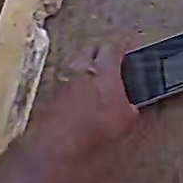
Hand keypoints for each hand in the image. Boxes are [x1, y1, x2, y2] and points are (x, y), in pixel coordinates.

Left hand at [21, 38, 139, 160]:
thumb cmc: (98, 125)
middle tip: (110, 54)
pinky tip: (80, 94)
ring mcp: (64, 79)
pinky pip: (66, 80)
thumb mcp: (126, 119)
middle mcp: (82, 69)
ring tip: (94, 73)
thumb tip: (129, 107)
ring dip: (85, 64)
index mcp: (104, 69)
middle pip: (90, 48)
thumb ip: (129, 107)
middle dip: (100, 49)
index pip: (114, 47)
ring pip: (76, 63)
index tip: (128, 41)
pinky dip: (74, 82)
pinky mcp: (52, 93)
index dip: (123, 43)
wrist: (62, 140)